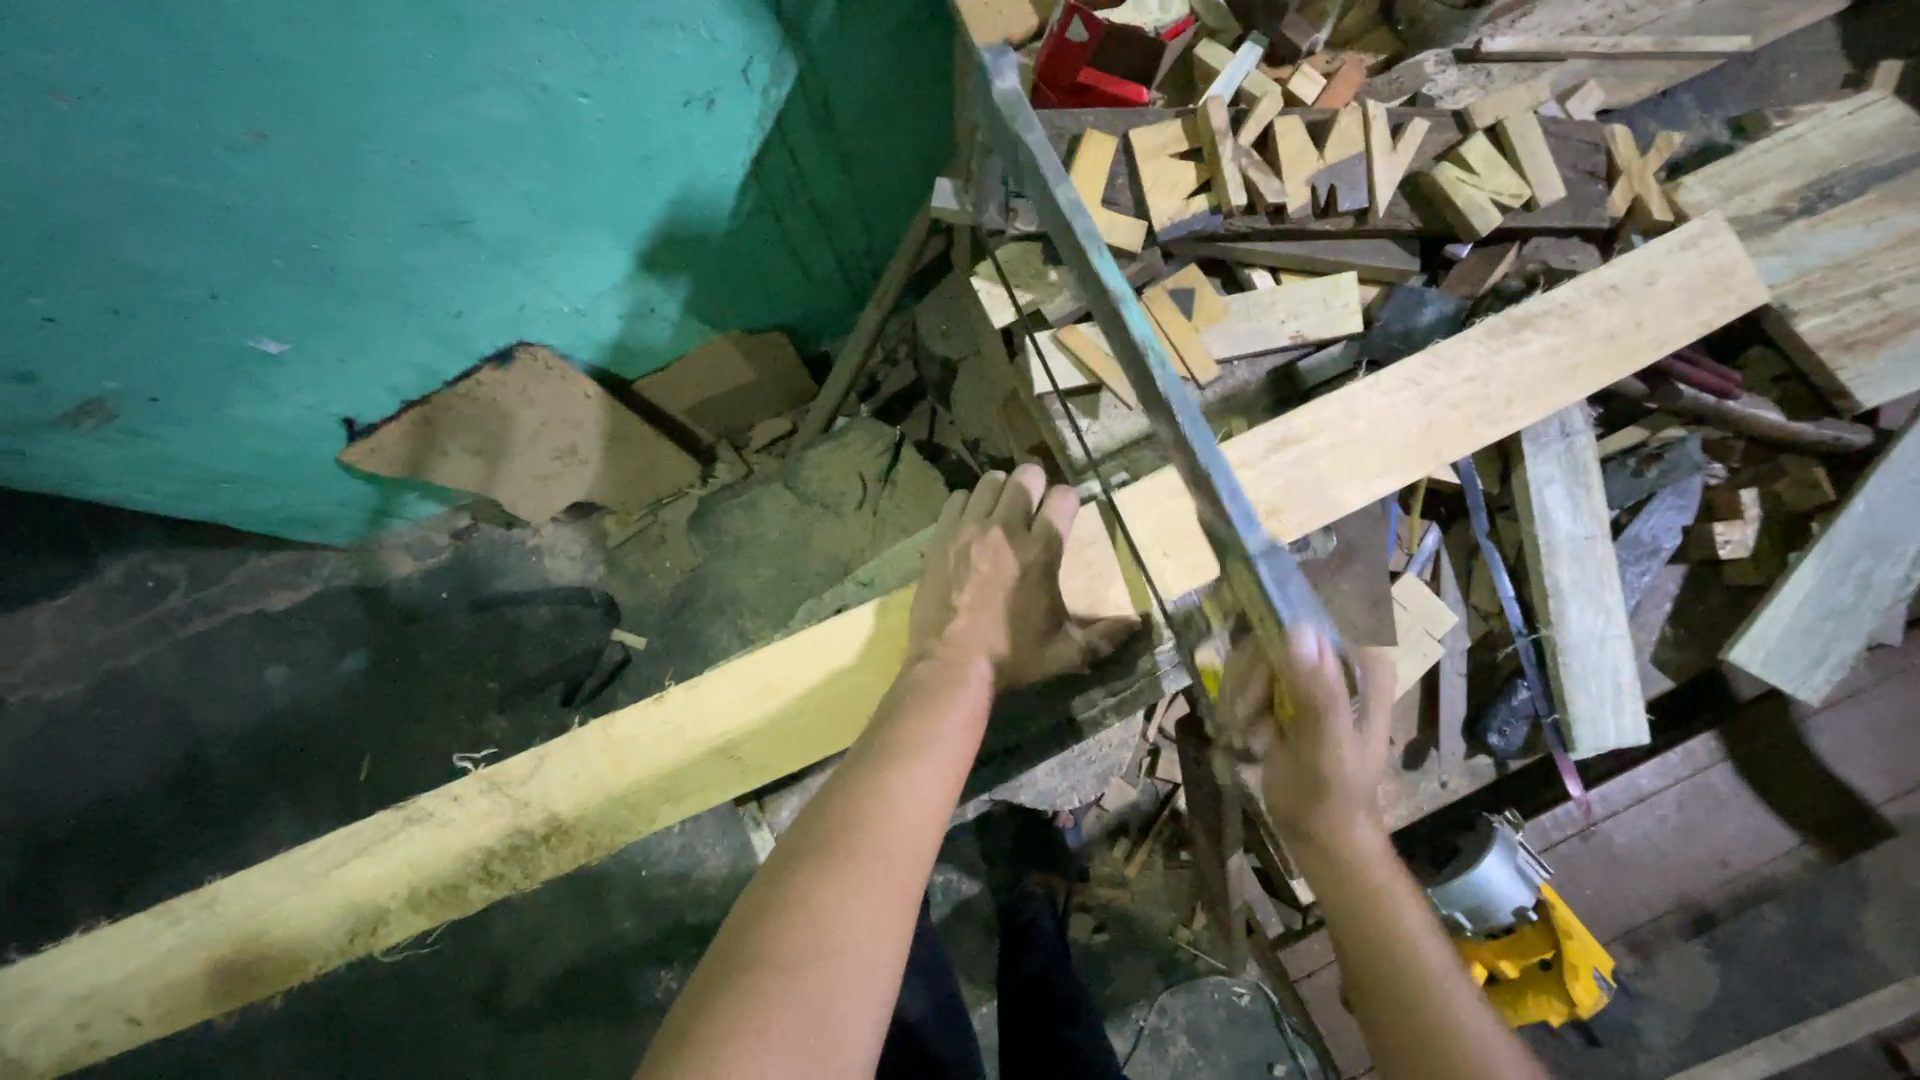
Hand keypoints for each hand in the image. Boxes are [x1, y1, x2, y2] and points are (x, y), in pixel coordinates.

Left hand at [908, 464, 1139, 690]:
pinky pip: (957, 498)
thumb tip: (1138, 625)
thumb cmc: (1012, 659)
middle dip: (1036, 484)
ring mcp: (970, 530)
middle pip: (1027, 477)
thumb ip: (1104, 636)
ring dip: (1001, 490)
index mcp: (1042, 552)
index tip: (1064, 513)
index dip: (1068, 500)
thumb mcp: (1065, 652)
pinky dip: (968, 504)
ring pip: (990, 481)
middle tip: (1034, 502)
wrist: (950, 666)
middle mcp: (1007, 531)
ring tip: (1002, 509)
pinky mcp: (941, 537)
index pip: (1063, 497)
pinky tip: (971, 522)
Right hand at [1222, 630, 1394, 849]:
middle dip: (1253, 673)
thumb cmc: (1332, 794)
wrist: (1318, 834)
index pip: (1320, 610)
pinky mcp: (1286, 690)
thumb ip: (1317, 690)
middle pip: (1276, 630)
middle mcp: (1338, 658)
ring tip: (1249, 732)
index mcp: (1364, 663)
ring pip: (1255, 652)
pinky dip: (1239, 702)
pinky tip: (1249, 734)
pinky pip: (1247, 673)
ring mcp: (1310, 673)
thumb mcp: (1326, 745)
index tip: (1254, 648)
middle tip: (1246, 713)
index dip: (1281, 618)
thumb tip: (1296, 629)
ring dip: (1242, 692)